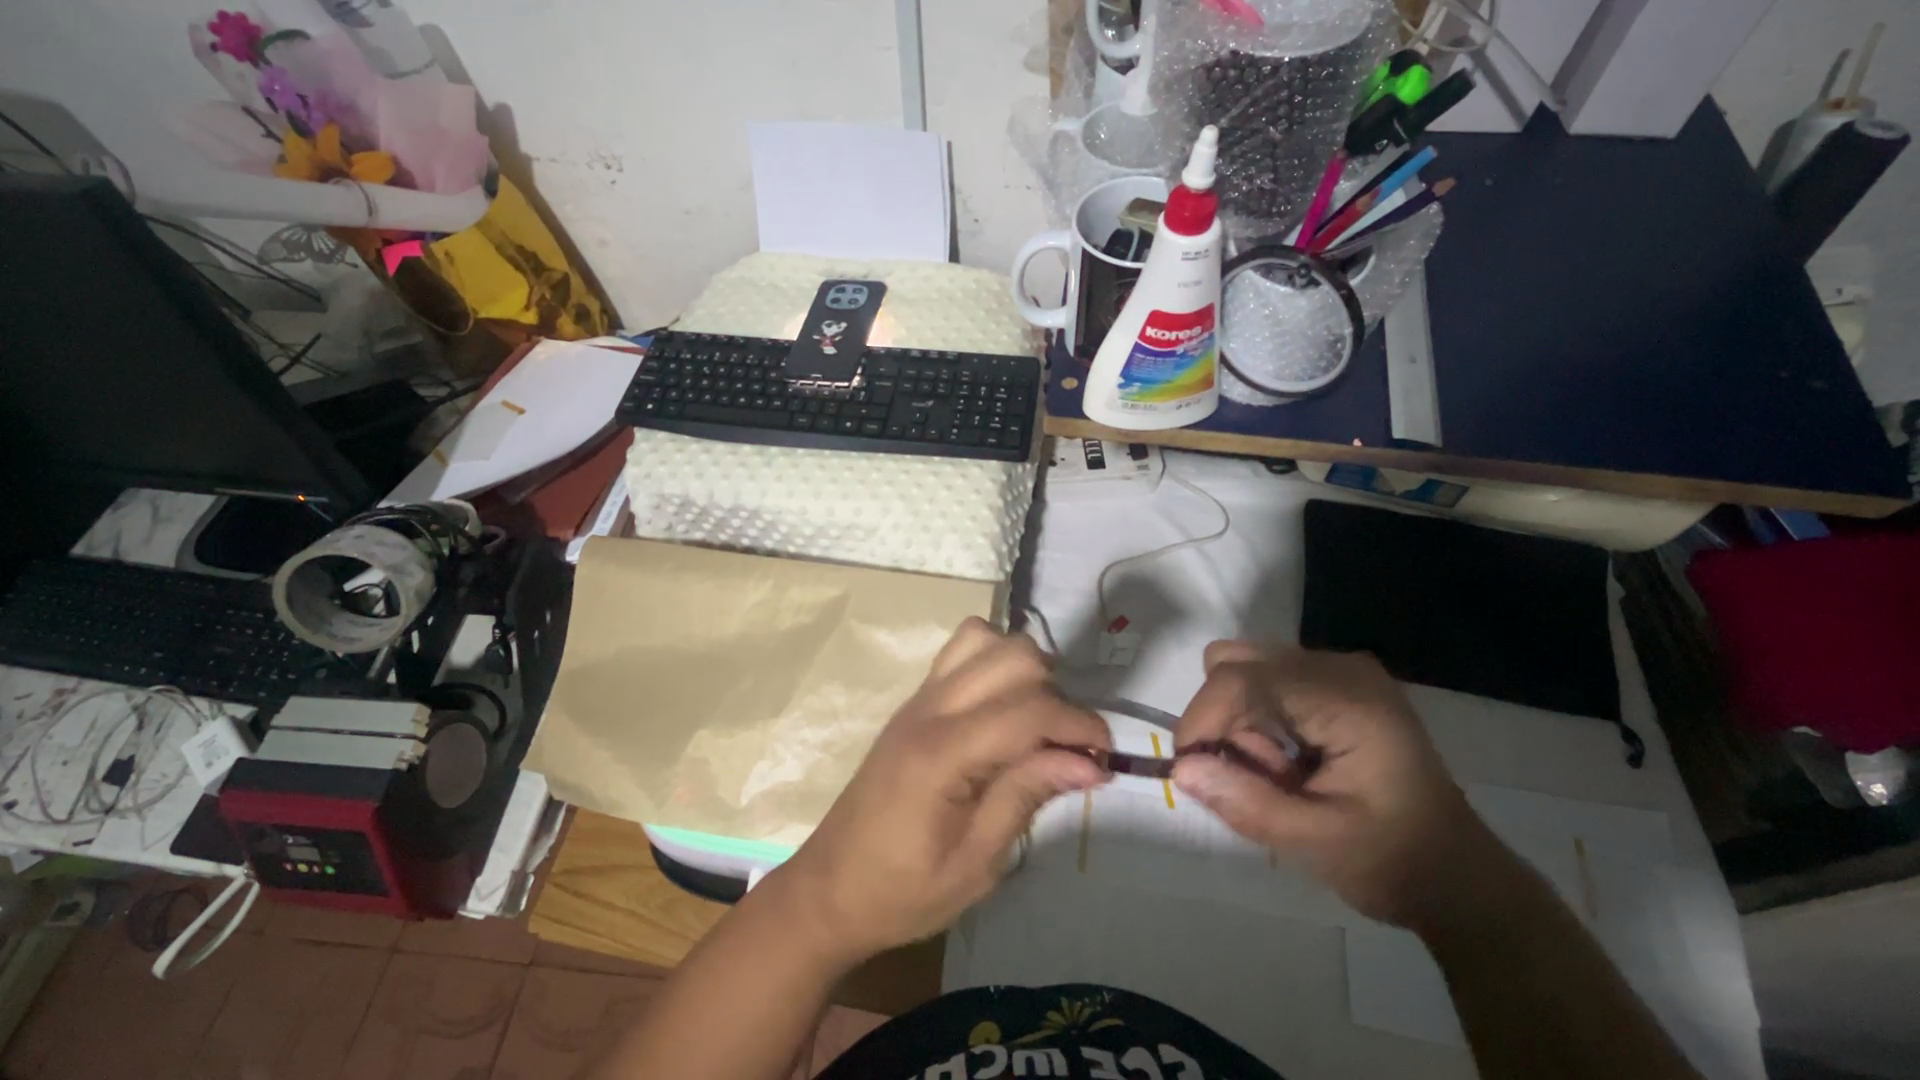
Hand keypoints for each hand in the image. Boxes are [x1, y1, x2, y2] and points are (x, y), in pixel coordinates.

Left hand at [768, 618, 1110, 963]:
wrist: (829, 891)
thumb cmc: (902, 892)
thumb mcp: (975, 864)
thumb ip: (1026, 798)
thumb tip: (1088, 762)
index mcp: (940, 754)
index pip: (1028, 711)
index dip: (1079, 726)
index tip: (1107, 760)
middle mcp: (927, 710)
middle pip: (1012, 657)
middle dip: (1057, 696)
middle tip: (1069, 751)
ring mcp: (916, 700)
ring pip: (985, 640)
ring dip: (1025, 671)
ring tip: (1037, 726)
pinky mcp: (913, 704)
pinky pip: (960, 653)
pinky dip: (994, 664)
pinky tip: (1003, 712)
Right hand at [1171, 641, 1508, 929]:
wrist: (1456, 877)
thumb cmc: (1392, 861)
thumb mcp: (1314, 843)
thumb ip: (1245, 802)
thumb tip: (1180, 770)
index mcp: (1348, 701)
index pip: (1244, 679)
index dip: (1202, 719)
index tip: (1186, 770)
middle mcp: (1343, 669)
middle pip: (1240, 663)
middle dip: (1223, 720)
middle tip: (1249, 776)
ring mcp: (1342, 673)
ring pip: (1246, 671)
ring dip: (1240, 724)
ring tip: (1277, 777)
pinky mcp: (1336, 686)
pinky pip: (1267, 685)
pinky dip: (1258, 724)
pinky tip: (1288, 765)